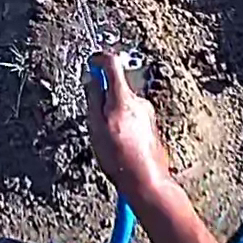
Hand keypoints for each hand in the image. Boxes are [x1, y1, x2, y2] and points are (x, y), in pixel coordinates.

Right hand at [85, 50, 174, 206]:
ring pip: (124, 101)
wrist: (147, 182)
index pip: (112, 62)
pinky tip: (120, 143)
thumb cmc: (119, 158)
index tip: (91, 65)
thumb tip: (92, 79)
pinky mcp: (151, 124)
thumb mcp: (96, 127)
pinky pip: (132, 114)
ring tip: (108, 137)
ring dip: (114, 110)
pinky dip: (123, 121)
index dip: (98, 59)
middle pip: (118, 84)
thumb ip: (93, 98)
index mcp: (123, 98)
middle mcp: (139, 100)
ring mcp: (147, 112)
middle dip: (104, 94)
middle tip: (95, 115)